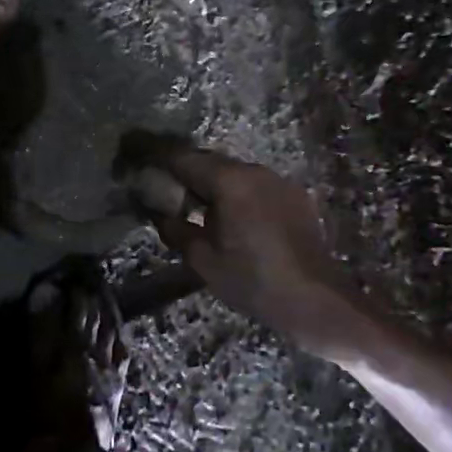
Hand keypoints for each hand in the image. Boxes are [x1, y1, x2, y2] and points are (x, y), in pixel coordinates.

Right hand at [155, 149, 365, 357]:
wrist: (317, 299)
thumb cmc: (255, 282)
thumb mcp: (204, 261)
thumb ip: (176, 229)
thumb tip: (158, 212)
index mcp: (229, 181)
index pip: (183, 158)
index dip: (156, 154)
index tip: (134, 151)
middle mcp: (254, 170)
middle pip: (209, 161)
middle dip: (184, 170)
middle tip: (162, 185)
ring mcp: (278, 180)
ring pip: (234, 173)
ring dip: (212, 183)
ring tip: (196, 206)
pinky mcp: (294, 194)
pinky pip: (255, 185)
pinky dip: (236, 193)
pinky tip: (231, 217)